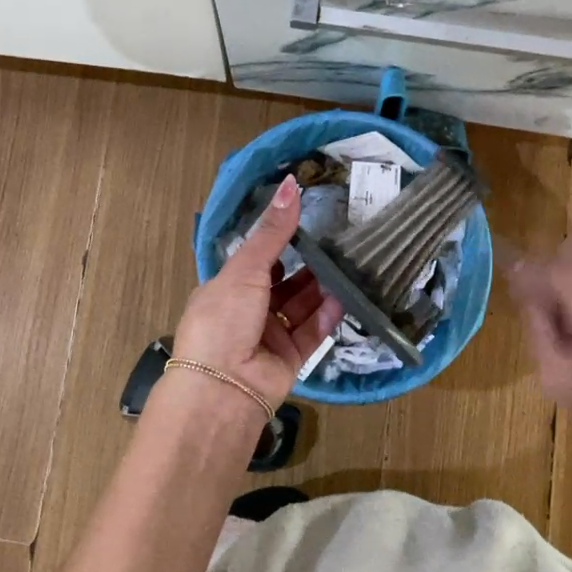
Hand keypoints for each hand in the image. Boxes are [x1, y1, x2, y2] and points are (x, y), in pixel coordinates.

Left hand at [172, 175, 344, 407]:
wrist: (222, 388)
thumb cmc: (223, 320)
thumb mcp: (245, 269)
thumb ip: (272, 232)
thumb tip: (290, 183)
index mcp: (225, 289)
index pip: (256, 260)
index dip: (279, 242)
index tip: (308, 221)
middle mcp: (246, 312)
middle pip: (282, 283)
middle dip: (306, 265)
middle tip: (338, 243)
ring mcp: (268, 336)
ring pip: (300, 306)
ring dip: (320, 288)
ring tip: (348, 265)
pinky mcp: (289, 358)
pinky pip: (311, 331)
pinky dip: (327, 315)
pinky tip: (345, 297)